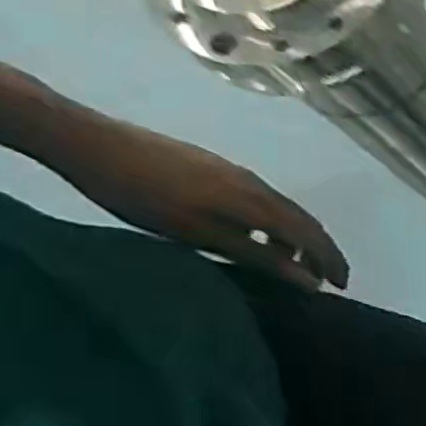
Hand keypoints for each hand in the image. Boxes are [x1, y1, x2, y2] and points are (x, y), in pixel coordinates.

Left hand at [64, 116, 348, 289]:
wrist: (83, 137)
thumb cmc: (144, 195)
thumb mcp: (202, 235)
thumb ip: (260, 258)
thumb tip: (311, 282)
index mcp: (261, 205)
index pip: (315, 238)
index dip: (333, 264)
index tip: (341, 287)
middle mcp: (260, 187)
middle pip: (307, 223)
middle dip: (322, 252)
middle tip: (324, 278)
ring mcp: (239, 174)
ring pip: (287, 211)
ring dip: (299, 238)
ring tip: (290, 260)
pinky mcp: (219, 167)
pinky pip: (266, 201)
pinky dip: (277, 223)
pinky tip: (257, 233)